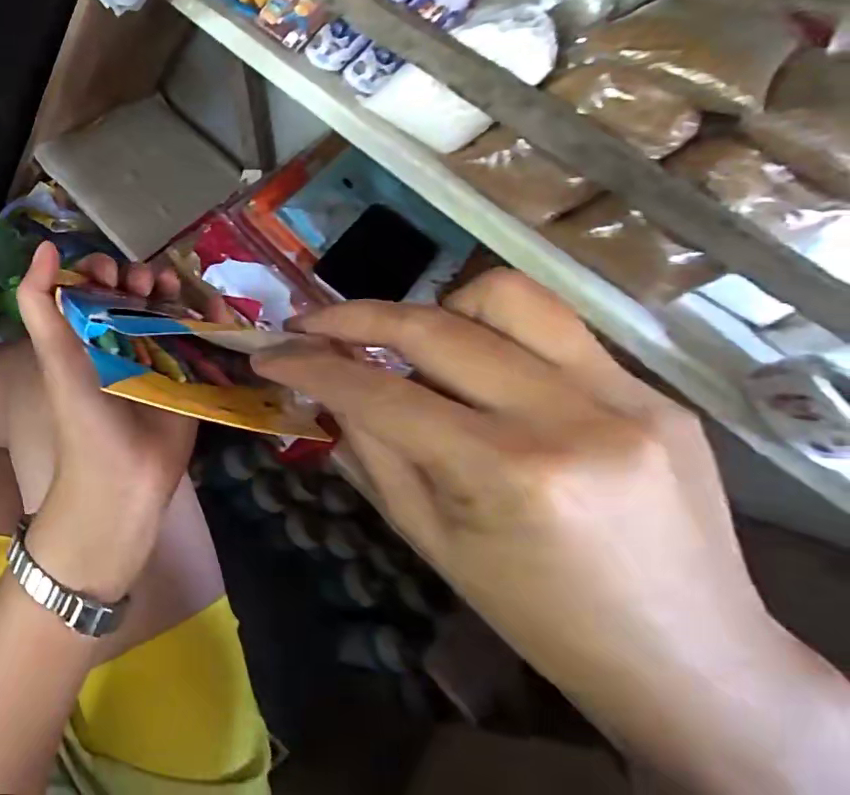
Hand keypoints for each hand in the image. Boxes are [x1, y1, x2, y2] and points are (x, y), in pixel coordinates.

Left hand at [13, 243, 197, 599]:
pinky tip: (216, 309)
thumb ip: (38, 301)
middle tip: (147, 284)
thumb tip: (44, 246)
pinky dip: (211, 319)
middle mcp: (117, 338)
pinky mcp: (188, 375)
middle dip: (142, 277)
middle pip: (134, 292)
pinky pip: (201, 337)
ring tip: (176, 290)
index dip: (102, 270)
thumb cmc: (83, 410)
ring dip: (176, 291)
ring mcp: (155, 355)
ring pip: (168, 308)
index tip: (111, 274)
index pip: (92, 285)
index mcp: (82, 330)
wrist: (121, 474)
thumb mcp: (53, 351)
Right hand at [254, 270, 849, 792]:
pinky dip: (488, 335)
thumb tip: (322, 387)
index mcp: (509, 471)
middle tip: (309, 327)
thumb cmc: (535, 610)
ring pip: (503, 299)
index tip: (267, 354)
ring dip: (432, 309)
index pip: (379, 391)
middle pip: (434, 328)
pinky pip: (551, 330)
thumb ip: (369, 446)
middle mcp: (573, 418)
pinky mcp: (655, 393)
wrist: (693, 660)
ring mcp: (628, 398)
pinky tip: (469, 370)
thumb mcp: (424, 533)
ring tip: (403, 341)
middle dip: (352, 318)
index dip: (308, 366)